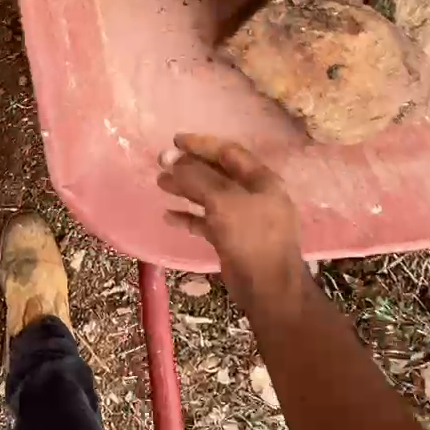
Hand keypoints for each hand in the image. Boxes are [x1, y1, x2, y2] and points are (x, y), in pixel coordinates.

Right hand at [158, 134, 305, 303]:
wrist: (270, 289)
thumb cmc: (251, 237)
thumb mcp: (223, 200)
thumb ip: (196, 177)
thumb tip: (169, 158)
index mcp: (261, 181)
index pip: (228, 152)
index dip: (201, 144)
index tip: (174, 140)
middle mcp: (253, 195)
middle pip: (217, 172)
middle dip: (188, 166)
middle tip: (161, 162)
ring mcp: (243, 218)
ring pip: (209, 196)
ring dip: (184, 188)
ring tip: (160, 183)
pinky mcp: (232, 238)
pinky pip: (206, 220)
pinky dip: (188, 216)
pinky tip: (169, 216)